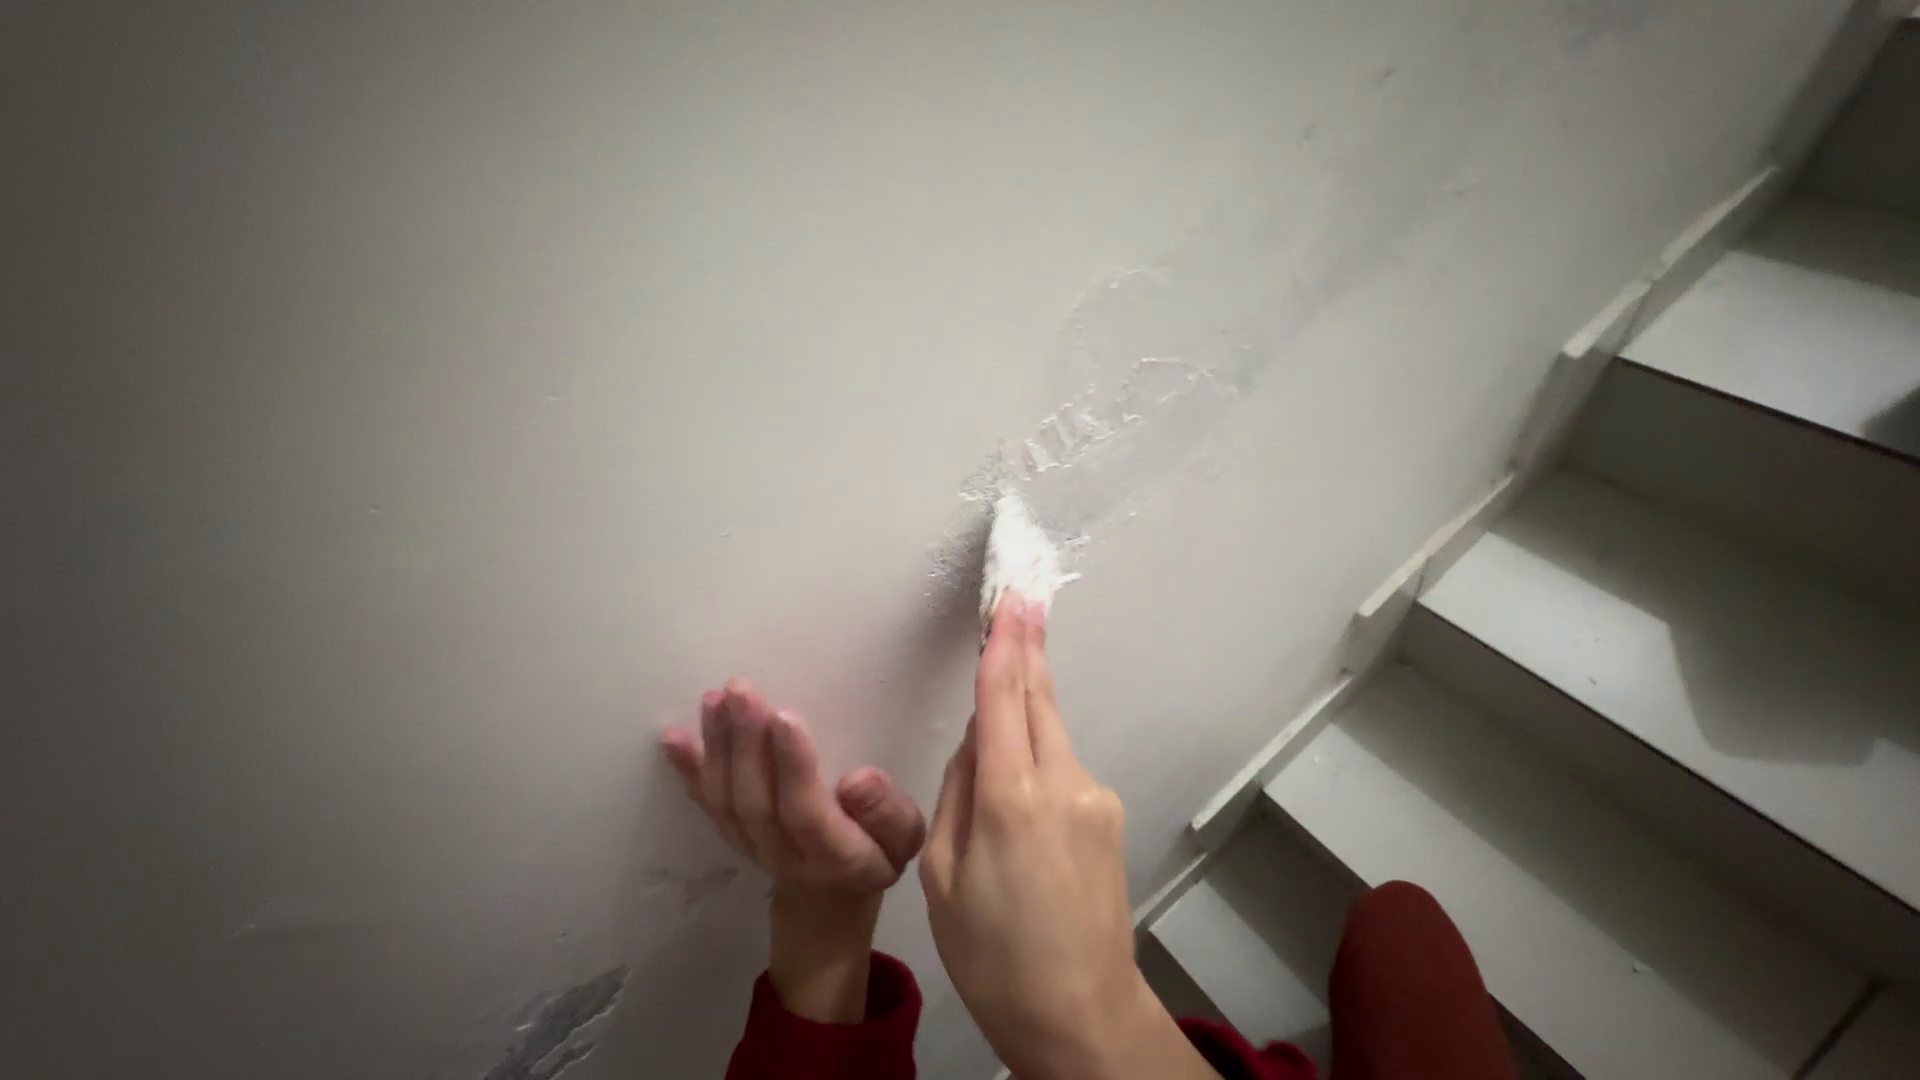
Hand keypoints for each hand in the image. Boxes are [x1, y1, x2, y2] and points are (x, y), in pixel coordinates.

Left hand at [662, 679, 925, 1021]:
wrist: (828, 902)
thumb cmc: (876, 855)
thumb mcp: (904, 842)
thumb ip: (889, 813)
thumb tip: (858, 779)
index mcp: (834, 855)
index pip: (805, 811)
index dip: (793, 766)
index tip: (785, 716)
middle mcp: (783, 853)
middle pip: (756, 800)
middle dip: (746, 742)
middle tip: (741, 691)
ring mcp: (751, 846)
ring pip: (726, 799)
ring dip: (717, 746)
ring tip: (714, 699)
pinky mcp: (732, 834)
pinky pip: (706, 803)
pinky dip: (687, 769)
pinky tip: (673, 736)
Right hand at [920, 597, 1218, 1079]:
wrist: (1082, 1013)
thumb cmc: (992, 954)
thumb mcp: (941, 876)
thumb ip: (957, 793)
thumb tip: (977, 741)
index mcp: (1011, 798)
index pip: (1004, 698)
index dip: (1005, 644)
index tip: (1013, 599)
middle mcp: (1063, 784)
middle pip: (1040, 699)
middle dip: (1027, 650)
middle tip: (1022, 601)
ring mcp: (1096, 797)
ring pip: (1052, 734)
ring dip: (1028, 711)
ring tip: (1004, 708)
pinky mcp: (1111, 814)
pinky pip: (1064, 768)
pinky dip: (1040, 760)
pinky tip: (1023, 800)